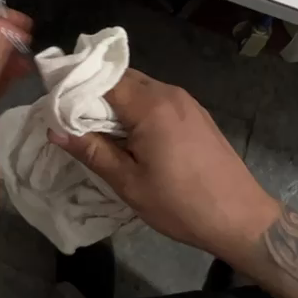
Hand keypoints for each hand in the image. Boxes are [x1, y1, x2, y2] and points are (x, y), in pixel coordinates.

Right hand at [50, 69, 280, 265]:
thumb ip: (92, 152)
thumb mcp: (130, 184)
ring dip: (117, 102)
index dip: (77, 85)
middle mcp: (168, 93)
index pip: (103, 78)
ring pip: (139, 87)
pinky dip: (137, 108)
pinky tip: (130, 134)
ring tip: (97, 128)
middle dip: (94, 92)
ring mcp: (186, 101)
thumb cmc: (182, 204)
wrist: (242, 218)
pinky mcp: (196, 113)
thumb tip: (55, 130)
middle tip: (71, 116)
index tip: (55, 99)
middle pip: (121, 78)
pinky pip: (157, 98)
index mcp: (150, 106)